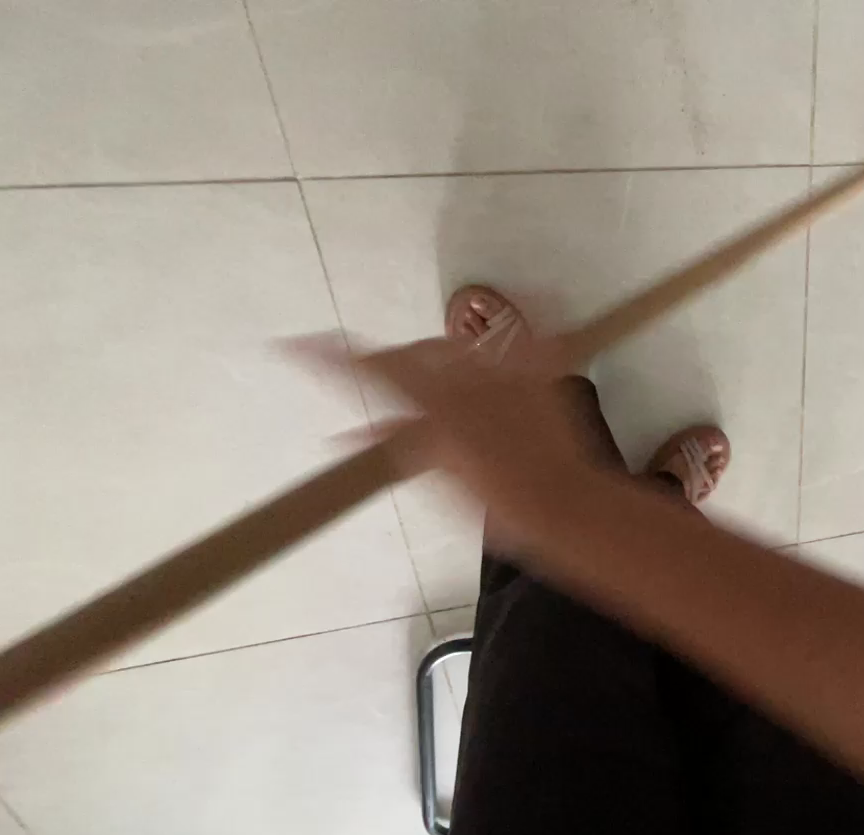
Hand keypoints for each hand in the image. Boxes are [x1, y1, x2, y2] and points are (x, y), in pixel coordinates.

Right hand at [285, 332, 600, 545]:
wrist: (568, 505)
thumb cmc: (506, 508)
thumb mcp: (443, 487)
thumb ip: (401, 448)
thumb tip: (349, 433)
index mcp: (437, 411)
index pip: (371, 372)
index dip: (329, 357)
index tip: (295, 346)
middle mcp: (469, 385)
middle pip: (415, 355)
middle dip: (393, 361)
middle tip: (382, 373)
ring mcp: (508, 378)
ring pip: (459, 347)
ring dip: (439, 354)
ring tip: (436, 368)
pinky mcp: (543, 378)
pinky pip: (533, 336)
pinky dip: (524, 323)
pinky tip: (528, 298)